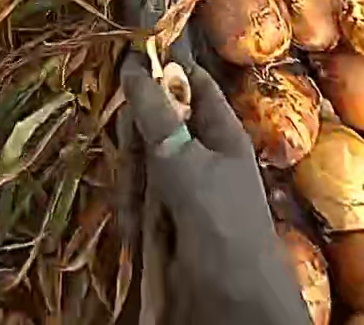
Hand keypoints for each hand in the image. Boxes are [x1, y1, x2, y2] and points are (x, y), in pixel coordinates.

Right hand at [121, 56, 308, 324]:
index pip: (193, 82)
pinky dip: (134, 214)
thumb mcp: (188, 164)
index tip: (130, 63)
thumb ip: (158, 118)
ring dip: (134, 185)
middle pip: (159, 123)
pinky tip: (139, 234)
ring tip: (141, 214)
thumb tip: (134, 64)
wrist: (233, 311)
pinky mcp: (167, 221)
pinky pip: (140, 199)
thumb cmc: (222, 227)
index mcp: (221, 131)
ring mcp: (184, 188)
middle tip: (134, 158)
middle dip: (139, 141)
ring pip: (144, 162)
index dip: (165, 69)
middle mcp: (203, 153)